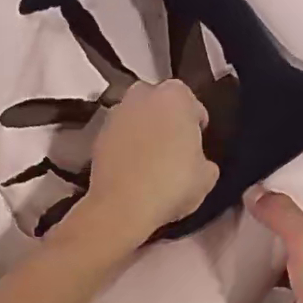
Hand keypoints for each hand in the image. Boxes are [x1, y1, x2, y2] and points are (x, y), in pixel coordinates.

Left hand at [70, 80, 217, 243]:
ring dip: (142, 133)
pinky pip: (117, 139)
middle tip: (172, 149)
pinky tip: (129, 171)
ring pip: (135, 120)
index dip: (195, 126)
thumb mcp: (206, 177)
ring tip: (148, 162)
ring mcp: (115, 115)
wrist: (122, 206)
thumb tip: (198, 163)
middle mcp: (141, 96)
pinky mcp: (96, 138)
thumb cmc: (172, 185)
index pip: (192, 105)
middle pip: (159, 105)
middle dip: (165, 121)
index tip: (195, 144)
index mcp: (175, 96)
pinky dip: (123, 149)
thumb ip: (204, 160)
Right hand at [244, 187, 302, 302]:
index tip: (273, 161)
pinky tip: (245, 246)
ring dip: (273, 229)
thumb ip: (280, 212)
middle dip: (282, 200)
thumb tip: (253, 190)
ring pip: (297, 236)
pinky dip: (270, 256)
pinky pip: (287, 260)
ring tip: (240, 209)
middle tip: (248, 183)